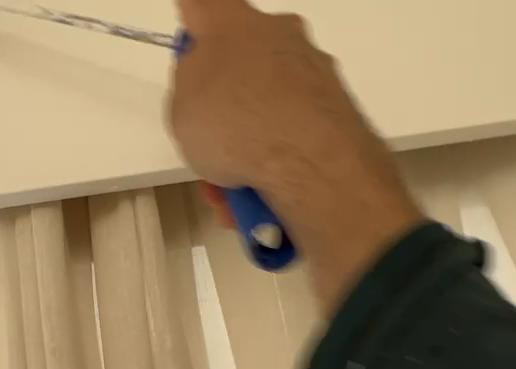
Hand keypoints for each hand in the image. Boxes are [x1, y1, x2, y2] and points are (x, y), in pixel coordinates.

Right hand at [169, 0, 421, 303]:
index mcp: (233, 22)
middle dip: (223, 115)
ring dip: (244, 156)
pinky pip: (291, 139)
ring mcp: (311, 71)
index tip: (188, 43)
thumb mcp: (181, 108)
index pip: (202, 6)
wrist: (306, 157)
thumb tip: (205, 87)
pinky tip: (259, 201)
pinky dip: (272, 168)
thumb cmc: (234, 121)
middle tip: (208, 157)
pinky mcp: (335, 110)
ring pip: (266, 113)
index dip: (191, 24)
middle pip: (241, 69)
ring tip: (231, 197)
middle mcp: (278, 34)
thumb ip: (188, 89)